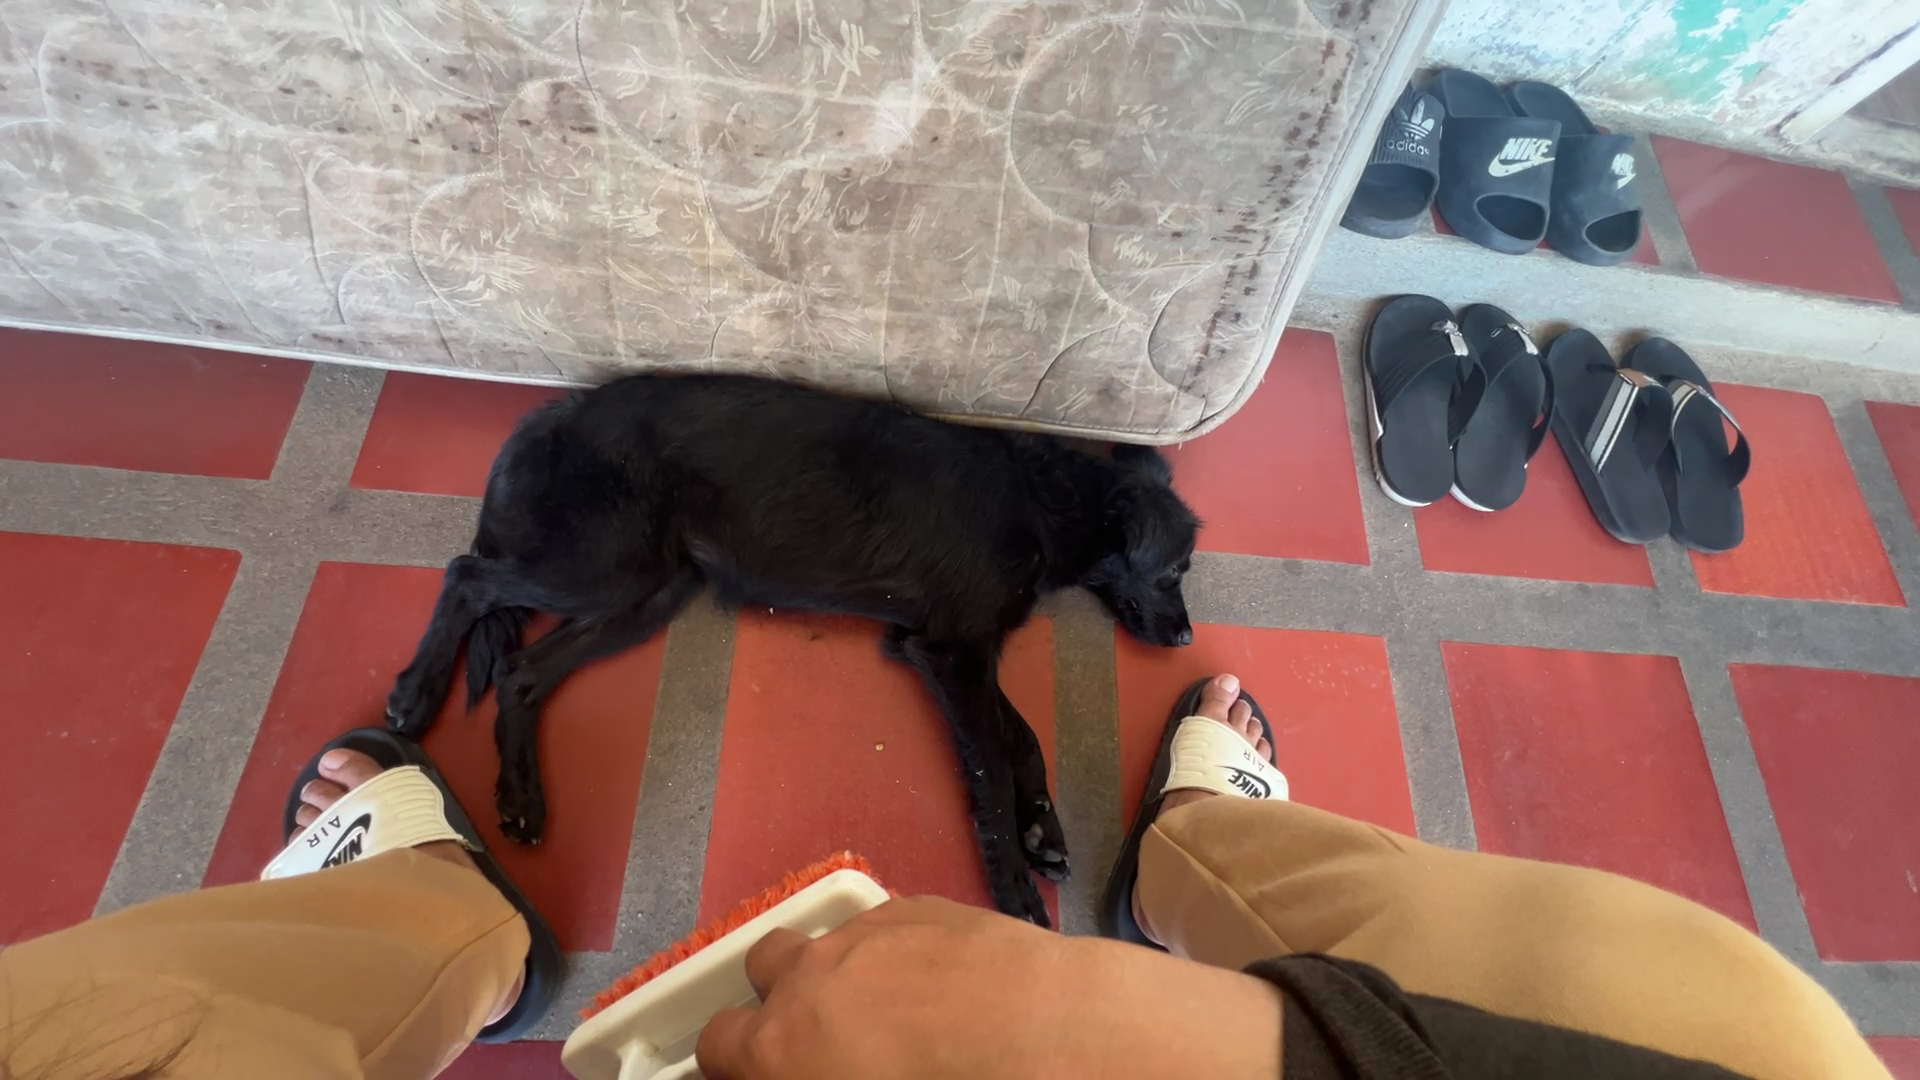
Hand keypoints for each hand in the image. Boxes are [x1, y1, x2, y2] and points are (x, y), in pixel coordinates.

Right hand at [695, 895, 1282, 1079]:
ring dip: (833, 964)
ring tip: (880, 1001)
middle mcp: (811, 972)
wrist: (1031, 1034)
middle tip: (814, 1027)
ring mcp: (865, 929)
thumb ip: (815, 1072)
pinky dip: (888, 946)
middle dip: (775, 992)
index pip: (718, 1043)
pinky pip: (882, 923)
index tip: (752, 1070)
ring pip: (824, 936)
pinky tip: (934, 976)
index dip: (727, 1058)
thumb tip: (821, 1063)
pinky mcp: (918, 904)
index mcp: (781, 1042)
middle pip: (762, 965)